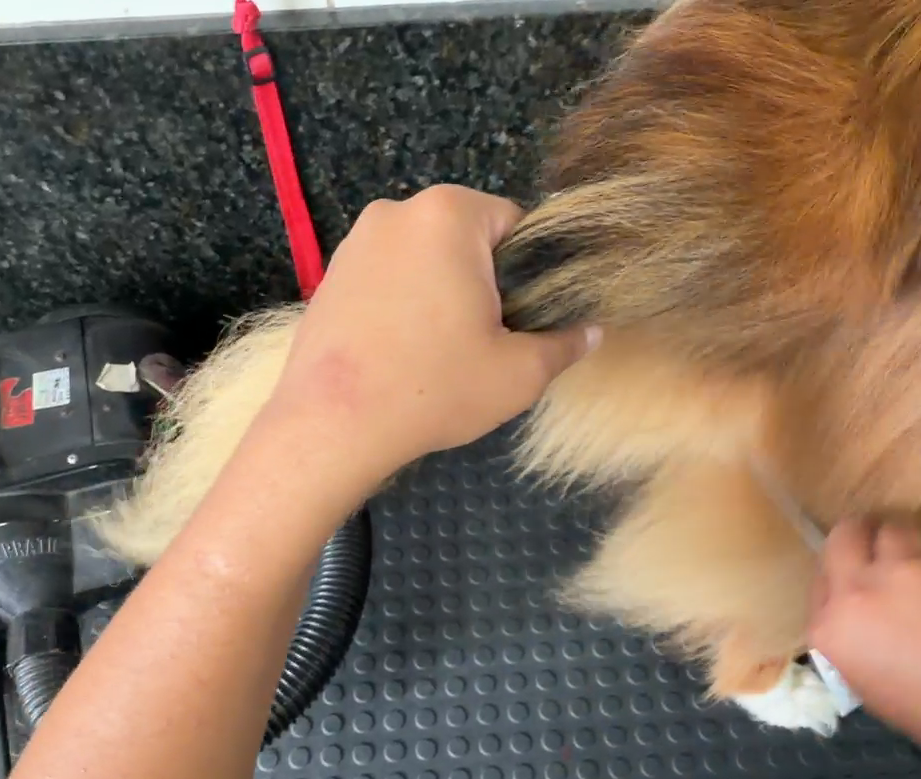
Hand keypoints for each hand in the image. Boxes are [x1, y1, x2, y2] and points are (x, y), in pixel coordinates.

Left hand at [261, 186, 598, 491]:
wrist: (334, 425)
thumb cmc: (435, 388)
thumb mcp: (518, 374)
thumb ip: (564, 345)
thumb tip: (592, 332)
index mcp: (449, 214)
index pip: (514, 223)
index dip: (529, 273)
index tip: (522, 320)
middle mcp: (397, 210)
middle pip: (466, 240)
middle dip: (482, 283)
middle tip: (484, 343)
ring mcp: (355, 241)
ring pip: (423, 261)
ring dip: (440, 295)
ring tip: (439, 354)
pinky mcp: (328, 276)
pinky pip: (386, 281)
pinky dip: (401, 307)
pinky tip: (401, 354)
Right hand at [807, 519, 920, 741]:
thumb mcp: (868, 684)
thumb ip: (851, 636)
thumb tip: (861, 612)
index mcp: (831, 628)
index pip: (818, 582)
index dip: (838, 583)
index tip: (856, 592)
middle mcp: (860, 588)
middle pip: (845, 535)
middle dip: (857, 538)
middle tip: (875, 552)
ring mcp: (908, 568)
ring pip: (893, 528)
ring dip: (899, 543)